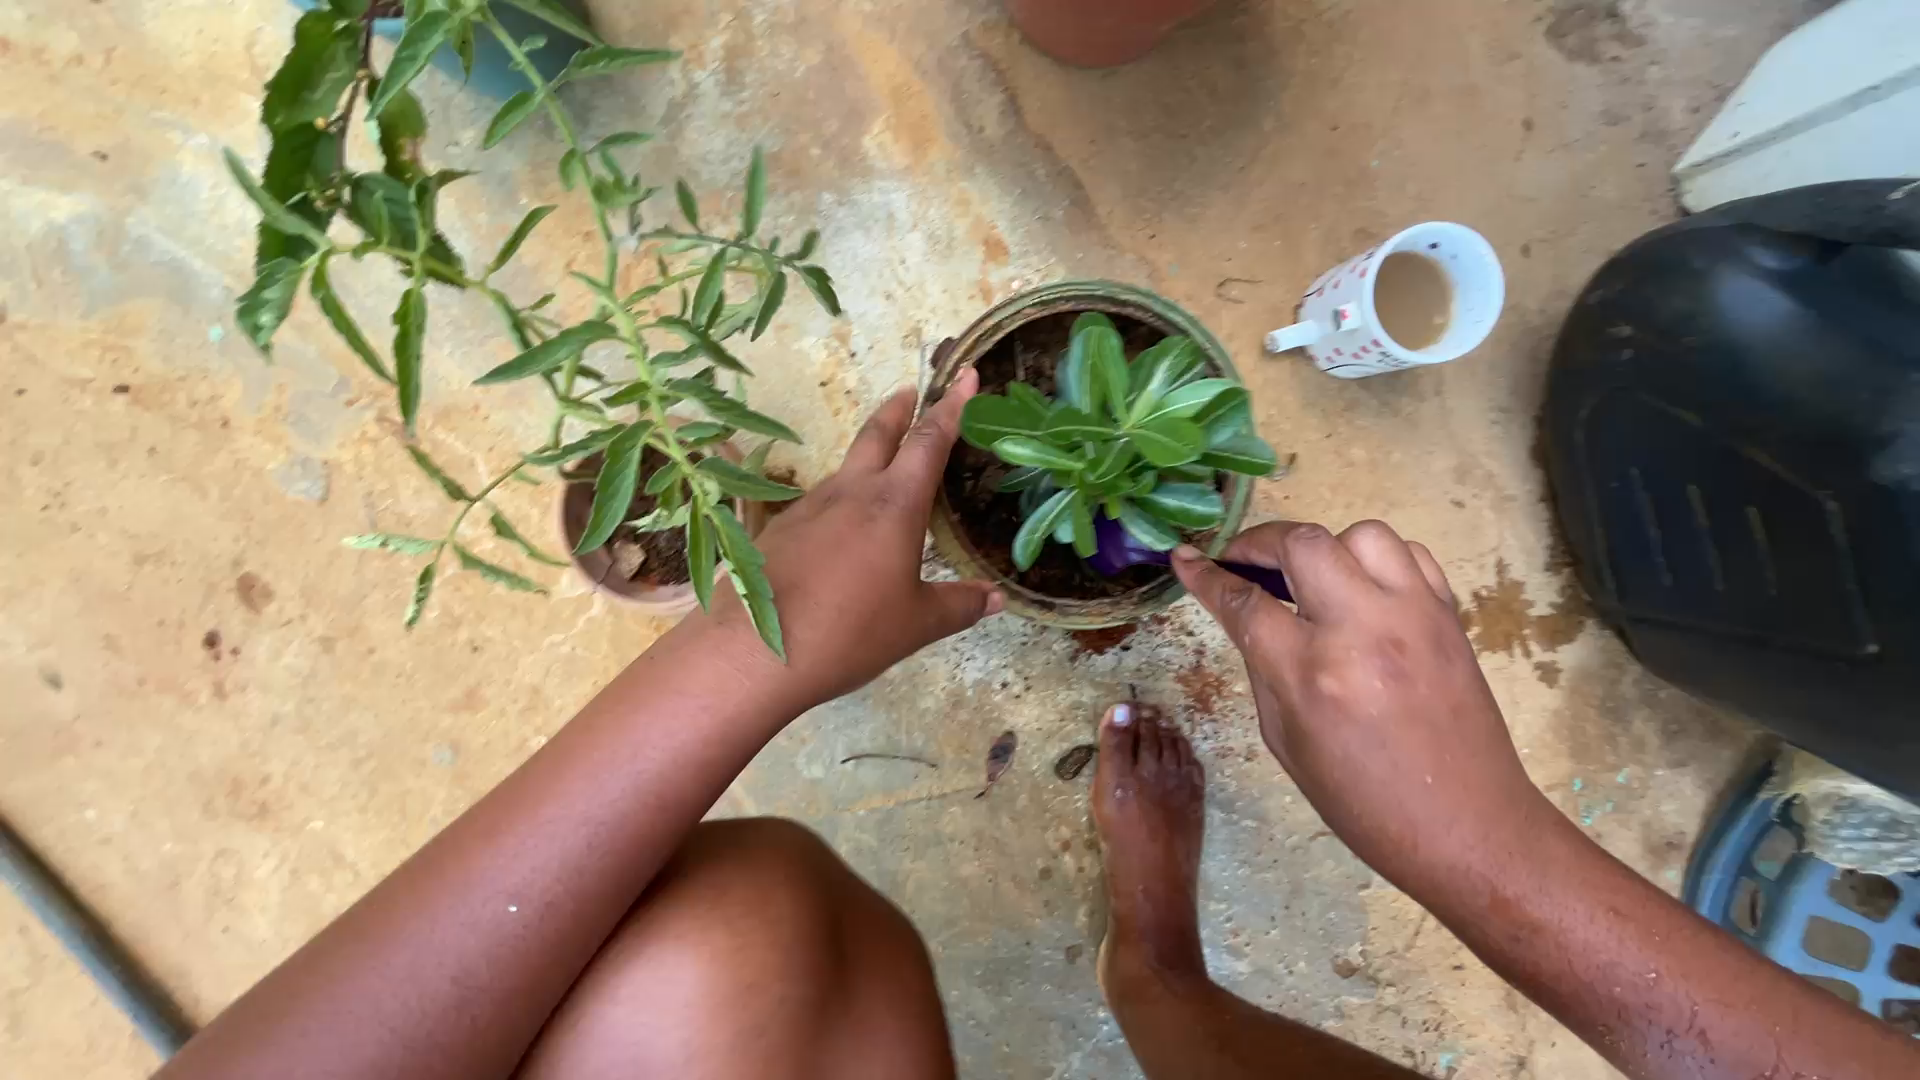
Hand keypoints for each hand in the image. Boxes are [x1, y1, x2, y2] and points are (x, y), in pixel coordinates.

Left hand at [688, 368, 1002, 709]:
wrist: (755, 654)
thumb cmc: (851, 633)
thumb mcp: (917, 624)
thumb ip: (960, 605)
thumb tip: (998, 598)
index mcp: (893, 505)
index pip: (929, 441)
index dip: (952, 406)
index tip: (966, 374)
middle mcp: (849, 493)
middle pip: (878, 434)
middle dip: (900, 409)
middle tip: (913, 391)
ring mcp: (807, 509)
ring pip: (845, 469)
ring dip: (867, 457)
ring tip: (883, 472)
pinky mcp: (777, 531)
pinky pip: (819, 504)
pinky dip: (839, 501)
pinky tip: (839, 532)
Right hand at [1172, 521, 1550, 889]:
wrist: (1467, 826)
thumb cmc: (1359, 796)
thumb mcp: (1283, 737)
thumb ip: (1264, 665)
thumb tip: (1250, 615)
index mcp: (1310, 672)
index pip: (1244, 601)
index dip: (1205, 575)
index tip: (1184, 558)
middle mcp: (1362, 629)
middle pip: (1300, 544)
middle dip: (1259, 542)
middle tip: (1244, 561)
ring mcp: (1413, 615)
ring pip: (1361, 534)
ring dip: (1323, 546)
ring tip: (1312, 578)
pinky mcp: (1448, 616)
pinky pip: (1408, 554)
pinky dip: (1375, 560)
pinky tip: (1361, 589)